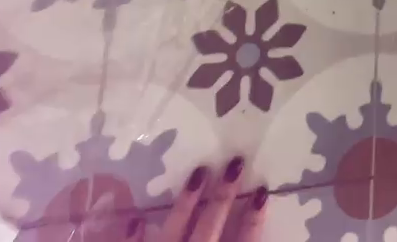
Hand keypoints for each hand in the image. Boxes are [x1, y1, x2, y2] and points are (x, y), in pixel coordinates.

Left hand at [129, 157, 267, 240]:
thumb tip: (260, 223)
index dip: (255, 218)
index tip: (262, 190)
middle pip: (211, 227)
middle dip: (223, 195)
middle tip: (235, 161)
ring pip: (175, 232)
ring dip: (186, 203)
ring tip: (199, 171)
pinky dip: (134, 238)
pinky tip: (137, 219)